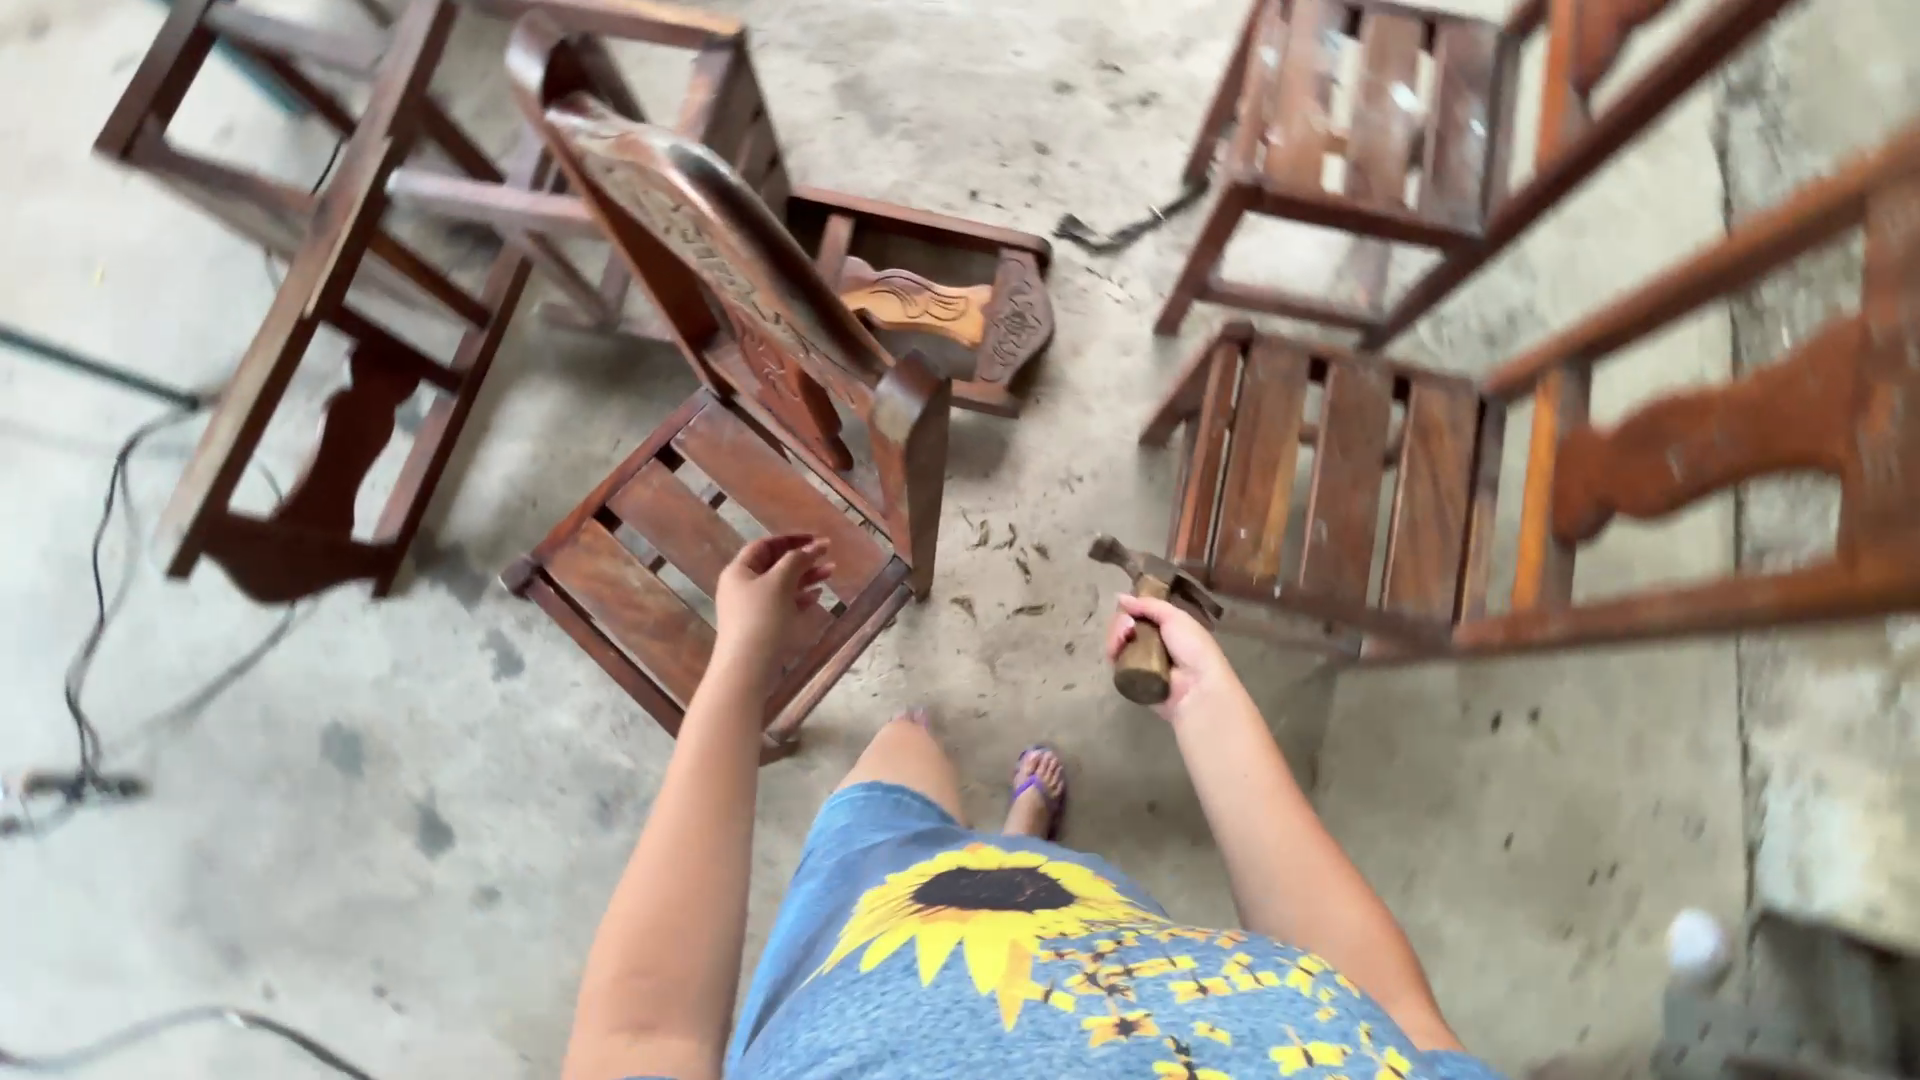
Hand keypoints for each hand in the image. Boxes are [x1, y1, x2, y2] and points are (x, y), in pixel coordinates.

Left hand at [714, 535, 831, 671]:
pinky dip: (800, 597)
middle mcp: (742, 586)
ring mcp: (752, 608)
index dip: (790, 539)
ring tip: (831, 571)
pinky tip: (817, 595)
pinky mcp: (762, 626)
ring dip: (806, 576)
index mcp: (739, 571)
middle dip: (802, 558)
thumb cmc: (761, 618)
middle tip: (828, 553)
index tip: (814, 539)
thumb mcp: (779, 583)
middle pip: (775, 564)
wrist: (748, 667)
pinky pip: (783, 604)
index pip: (764, 546)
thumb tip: (813, 546)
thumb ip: (797, 560)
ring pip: (782, 584)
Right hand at [1103, 594, 1240, 724]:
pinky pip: (1115, 661)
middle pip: (1125, 627)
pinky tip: (1117, 647)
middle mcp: (1151, 644)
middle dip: (1121, 621)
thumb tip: (1120, 597)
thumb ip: (1148, 605)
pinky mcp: (1130, 678)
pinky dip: (1113, 651)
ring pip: (1117, 642)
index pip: (1139, 614)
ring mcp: (1140, 661)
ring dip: (1116, 633)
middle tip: (1127, 624)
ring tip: (1125, 634)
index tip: (1127, 605)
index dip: (1131, 608)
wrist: (1197, 686)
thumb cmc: (1193, 648)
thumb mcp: (1176, 617)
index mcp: (1165, 629)